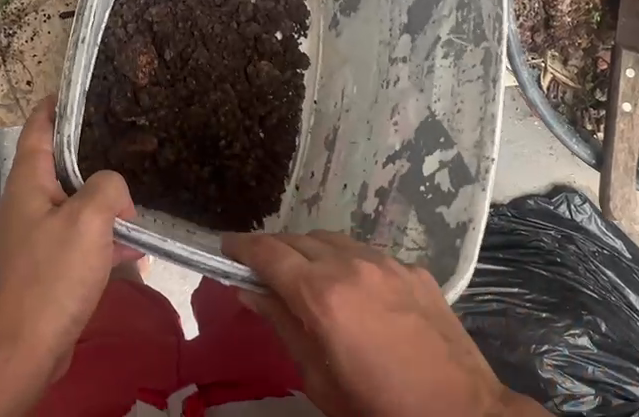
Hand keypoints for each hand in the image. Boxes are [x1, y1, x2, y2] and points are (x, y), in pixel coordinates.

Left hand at [0, 98, 138, 415]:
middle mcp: (25, 204)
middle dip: (92, 155)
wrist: (23, 352)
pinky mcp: (44, 269)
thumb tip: (117, 195)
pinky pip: (77, 240)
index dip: (56, 104)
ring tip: (138, 198)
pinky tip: (132, 249)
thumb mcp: (89, 220)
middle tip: (128, 142)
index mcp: (27, 182)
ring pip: (73, 205)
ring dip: (103, 202)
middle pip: (59, 165)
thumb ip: (109, 187)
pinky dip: (102, 239)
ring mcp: (33, 238)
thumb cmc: (51, 278)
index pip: (38, 127)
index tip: (80, 89)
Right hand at [222, 231, 539, 416]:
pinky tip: (355, 290)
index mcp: (320, 294)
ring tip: (307, 276)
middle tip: (262, 269)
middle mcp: (350, 265)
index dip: (240, 246)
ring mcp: (386, 263)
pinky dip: (349, 262)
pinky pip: (368, 253)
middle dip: (274, 250)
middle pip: (297, 239)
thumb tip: (249, 291)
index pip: (267, 252)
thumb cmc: (379, 410)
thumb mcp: (319, 379)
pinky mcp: (414, 270)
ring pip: (332, 239)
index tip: (224, 247)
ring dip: (311, 251)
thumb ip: (282, 325)